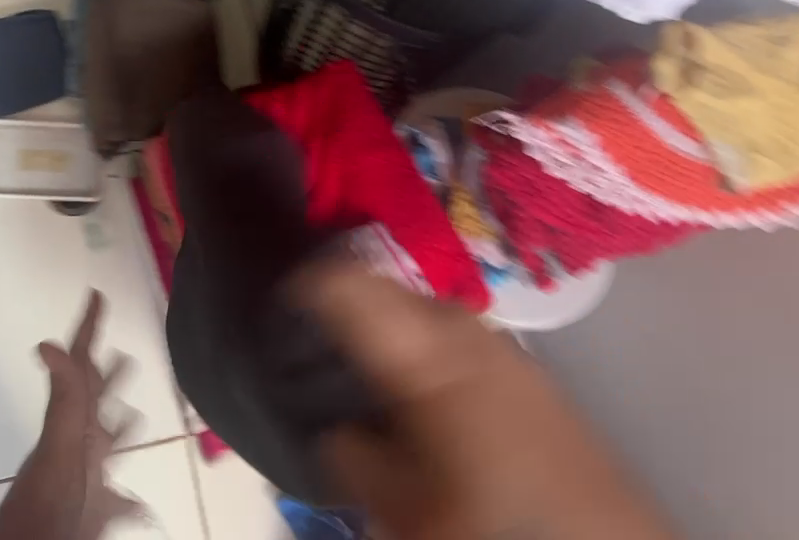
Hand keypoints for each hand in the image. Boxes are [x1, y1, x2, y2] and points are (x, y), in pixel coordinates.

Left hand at [0, 291, 144, 539]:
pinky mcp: (95, 511)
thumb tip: (44, 344)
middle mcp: (81, 440)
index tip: (95, 294)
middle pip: (96, 398)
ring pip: (107, 443)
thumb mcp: (62, 437)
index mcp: (75, 418)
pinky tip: (146, 509)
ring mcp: (88, 476)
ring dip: (121, 425)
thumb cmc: (49, 498)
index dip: (88, 327)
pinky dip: (134, 503)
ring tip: (134, 413)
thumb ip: (62, 393)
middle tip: (124, 353)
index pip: (82, 362)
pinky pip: (120, 502)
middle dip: (109, 376)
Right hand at [294, 263, 673, 539]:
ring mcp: (496, 341)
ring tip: (357, 370)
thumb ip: (354, 460)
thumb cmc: (496, 531)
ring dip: (382, 327)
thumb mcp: (404, 513)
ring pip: (416, 308)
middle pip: (380, 288)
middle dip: (340, 308)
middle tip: (309, 348)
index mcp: (423, 351)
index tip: (276, 313)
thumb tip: (337, 429)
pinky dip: (419, 346)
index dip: (302, 288)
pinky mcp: (522, 364)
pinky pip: (450, 332)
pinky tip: (416, 393)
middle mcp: (459, 327)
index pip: (345, 284)